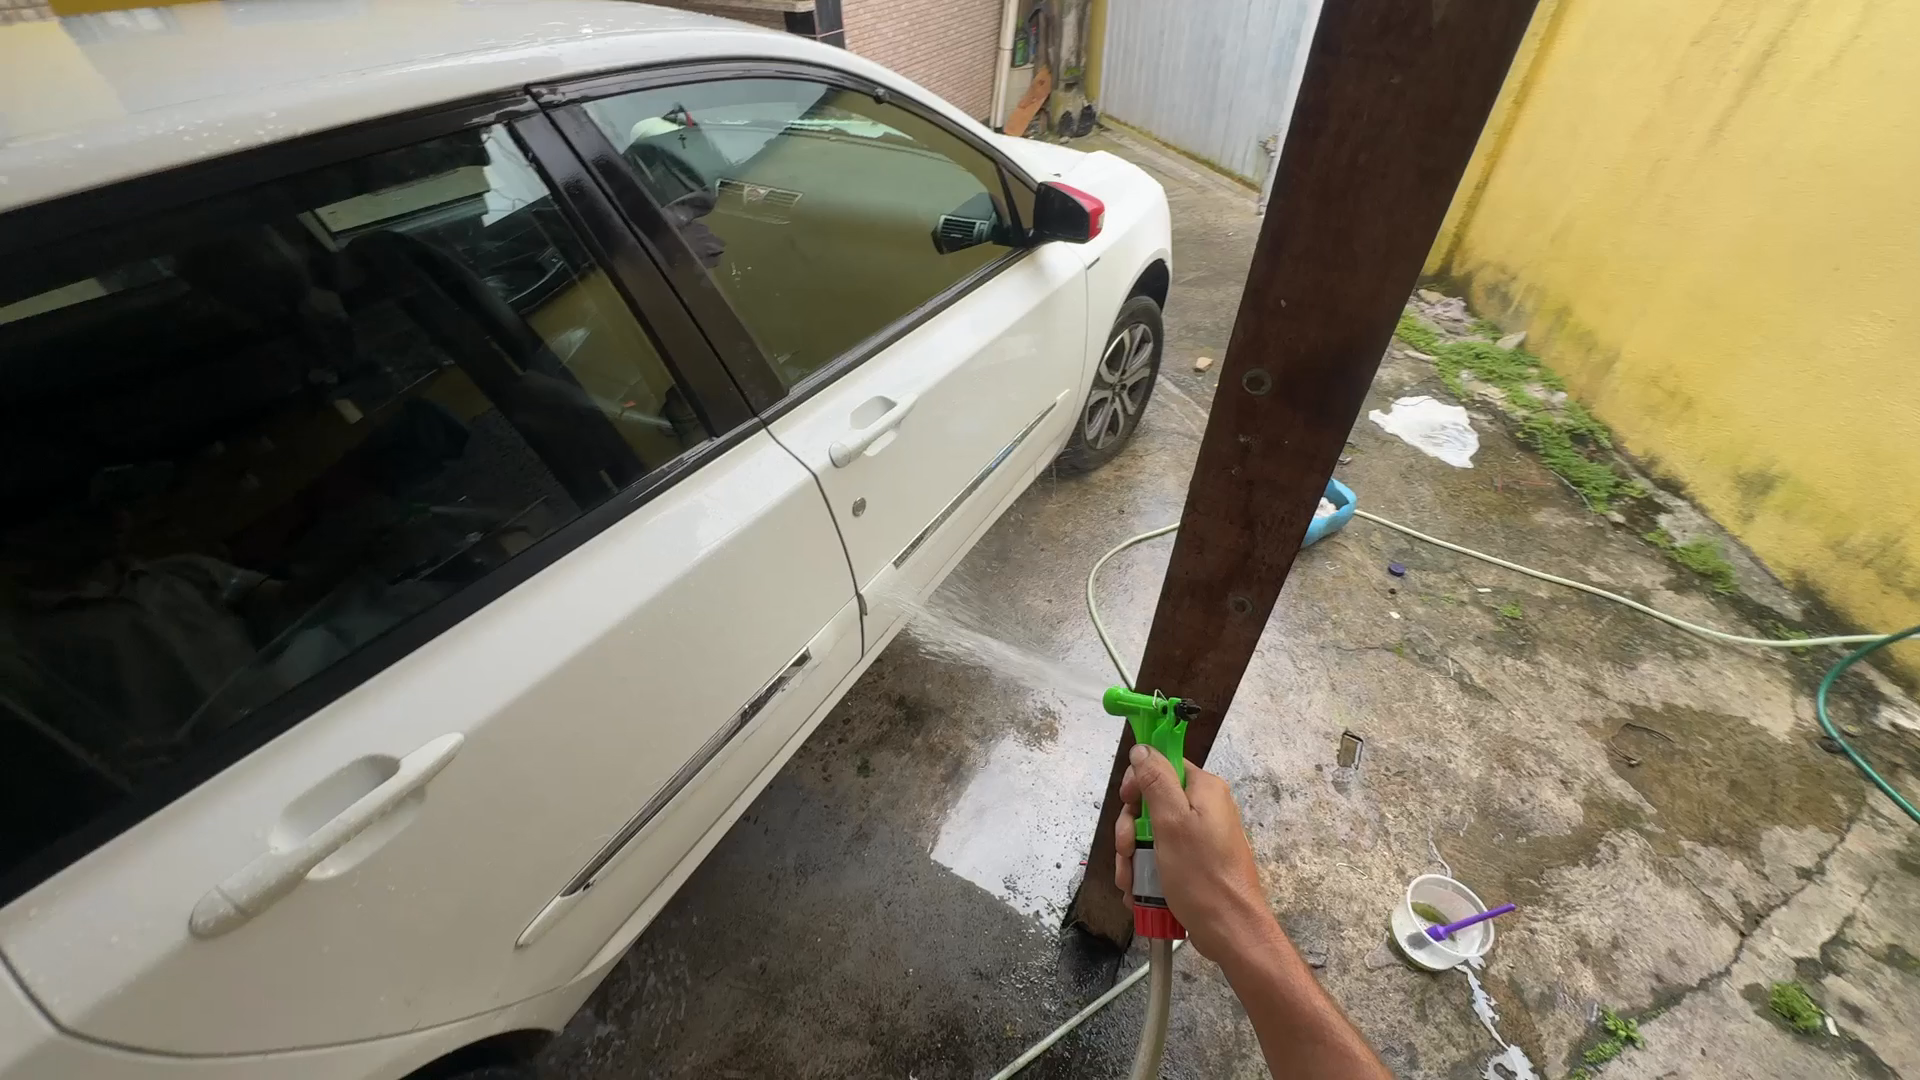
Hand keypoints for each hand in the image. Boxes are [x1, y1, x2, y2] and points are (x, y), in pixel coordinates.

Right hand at [1114, 744, 1280, 962]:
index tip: (1127, 802)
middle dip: (1131, 829)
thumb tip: (1142, 748)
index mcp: (1204, 789)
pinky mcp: (1195, 862)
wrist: (1231, 933)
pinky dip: (1145, 871)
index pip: (1163, 764)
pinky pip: (1161, 855)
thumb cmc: (1201, 874)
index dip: (1138, 781)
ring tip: (1130, 881)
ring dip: (1133, 855)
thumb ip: (1155, 779)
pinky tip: (1138, 891)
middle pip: (1151, 802)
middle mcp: (1204, 807)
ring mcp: (1200, 837)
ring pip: (1151, 832)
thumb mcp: (1171, 821)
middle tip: (1127, 851)